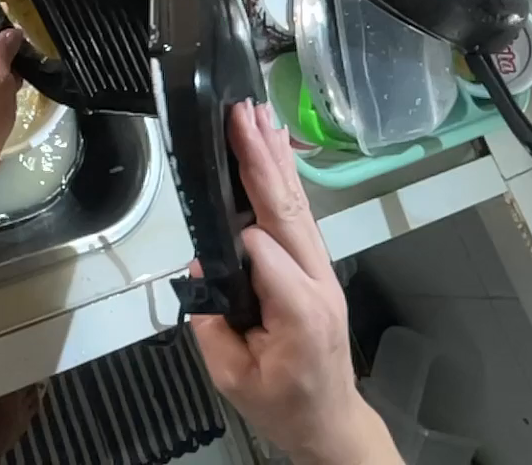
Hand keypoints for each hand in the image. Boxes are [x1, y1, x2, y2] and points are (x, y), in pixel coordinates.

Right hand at [191, 100, 397, 464]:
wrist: (330, 419)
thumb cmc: (282, 403)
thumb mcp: (234, 379)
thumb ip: (212, 323)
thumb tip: (201, 265)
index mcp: (300, 311)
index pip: (264, 253)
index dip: (238, 239)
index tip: (211, 243)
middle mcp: (316, 278)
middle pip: (286, 208)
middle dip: (261, 157)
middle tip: (241, 112)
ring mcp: (321, 266)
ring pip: (295, 201)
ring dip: (274, 154)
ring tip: (258, 113)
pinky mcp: (316, 260)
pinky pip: (299, 209)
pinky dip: (285, 172)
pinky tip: (276, 144)